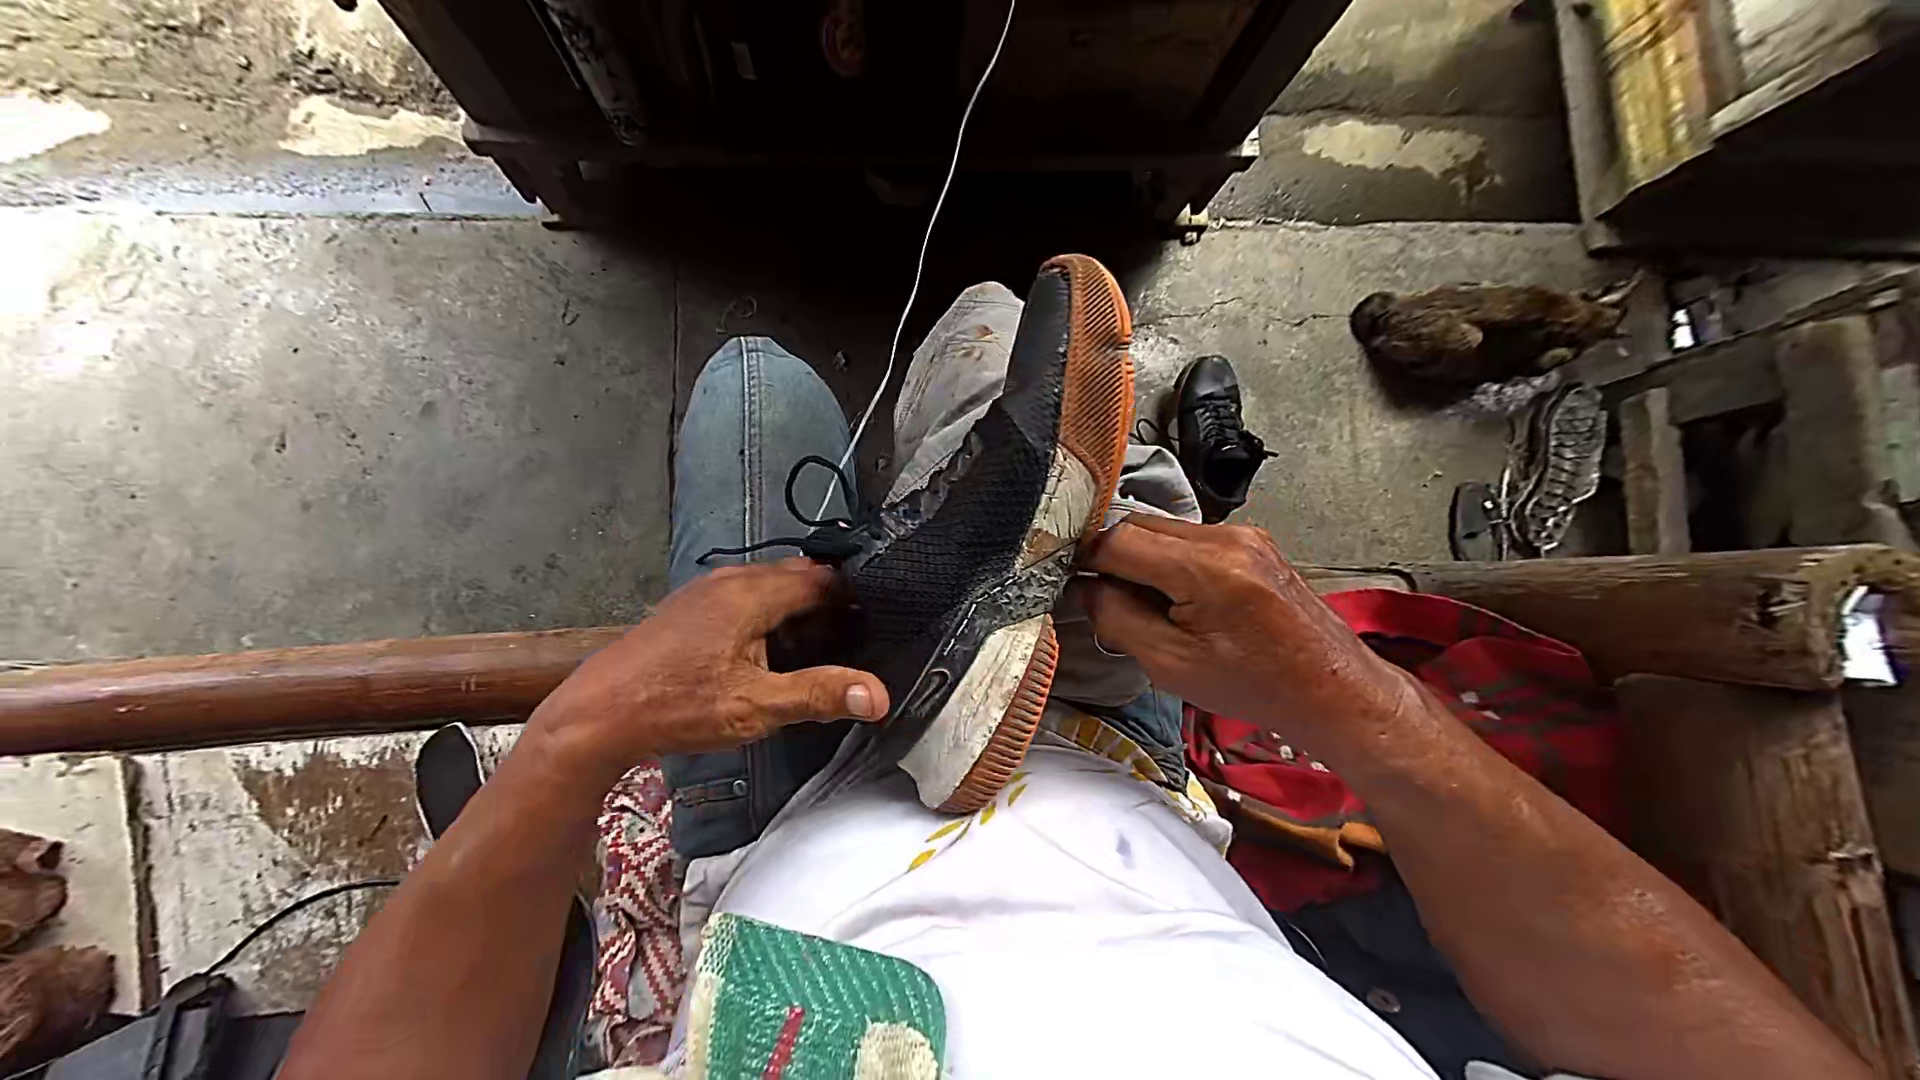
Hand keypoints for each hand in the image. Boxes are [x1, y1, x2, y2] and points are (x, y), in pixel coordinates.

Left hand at [521, 558, 888, 791]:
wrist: (597, 713)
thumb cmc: (678, 706)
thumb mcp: (755, 707)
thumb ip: (818, 694)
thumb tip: (878, 695)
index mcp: (752, 593)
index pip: (822, 578)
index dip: (852, 598)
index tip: (871, 625)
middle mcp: (731, 579)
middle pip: (798, 575)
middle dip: (827, 602)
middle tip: (847, 639)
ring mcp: (707, 588)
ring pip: (771, 583)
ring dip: (797, 606)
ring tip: (814, 645)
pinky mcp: (692, 604)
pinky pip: (746, 593)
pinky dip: (769, 610)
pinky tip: (767, 646)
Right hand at [1079, 515, 1410, 740]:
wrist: (1332, 690)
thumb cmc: (1258, 687)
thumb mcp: (1171, 664)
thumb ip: (1117, 619)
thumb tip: (1086, 590)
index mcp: (1207, 569)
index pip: (1117, 540)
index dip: (1086, 561)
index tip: (1074, 583)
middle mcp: (1228, 538)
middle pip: (1137, 524)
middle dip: (1110, 557)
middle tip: (1103, 596)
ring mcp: (1243, 534)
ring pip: (1161, 528)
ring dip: (1138, 558)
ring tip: (1143, 603)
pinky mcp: (1251, 541)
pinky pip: (1188, 537)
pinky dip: (1167, 560)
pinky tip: (1173, 596)